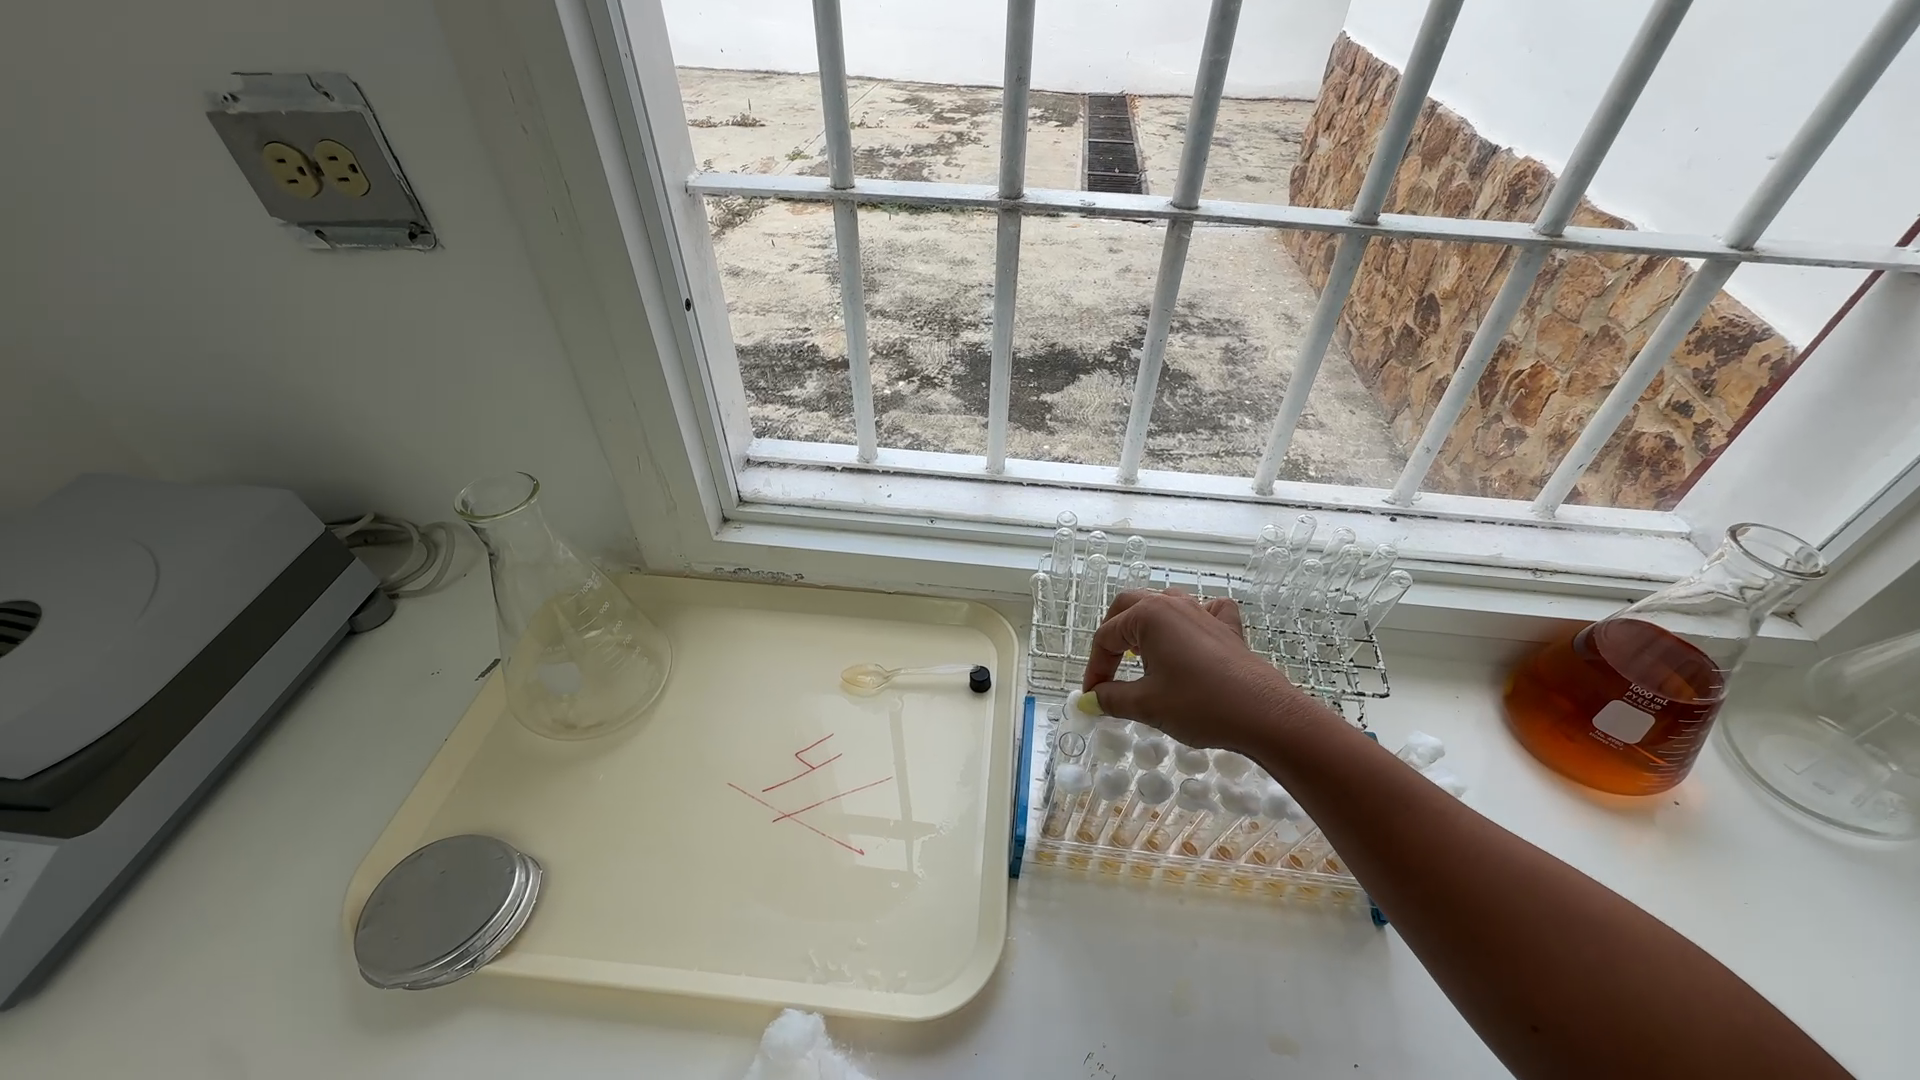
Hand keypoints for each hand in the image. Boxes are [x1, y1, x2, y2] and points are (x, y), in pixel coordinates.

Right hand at [1081, 590, 1337, 752]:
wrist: (1264, 714)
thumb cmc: (1199, 705)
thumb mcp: (1146, 705)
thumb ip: (1111, 698)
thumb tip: (1092, 699)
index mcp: (1148, 616)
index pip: (1106, 636)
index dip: (1095, 667)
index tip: (1093, 696)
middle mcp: (1173, 604)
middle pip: (1129, 606)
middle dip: (1112, 634)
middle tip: (1107, 667)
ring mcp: (1204, 612)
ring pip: (1165, 603)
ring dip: (1145, 624)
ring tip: (1141, 653)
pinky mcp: (1228, 628)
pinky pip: (1205, 610)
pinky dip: (1192, 619)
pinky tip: (1192, 636)